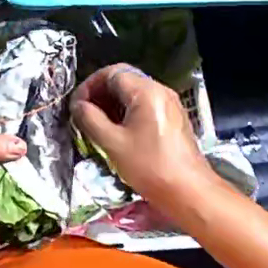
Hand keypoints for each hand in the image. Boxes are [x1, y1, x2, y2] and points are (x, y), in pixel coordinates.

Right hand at [70, 64, 220, 207]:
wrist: (190, 194)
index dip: (89, 86)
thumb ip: (89, 118)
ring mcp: (169, 106)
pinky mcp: (172, 120)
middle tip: (84, 113)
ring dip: (110, 104)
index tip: (77, 105)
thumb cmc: (151, 166)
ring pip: (132, 94)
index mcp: (146, 92)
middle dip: (99, 94)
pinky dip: (125, 113)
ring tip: (96, 124)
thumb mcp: (111, 142)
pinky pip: (143, 106)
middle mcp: (160, 92)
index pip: (110, 73)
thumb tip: (77, 106)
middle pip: (122, 80)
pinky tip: (116, 132)